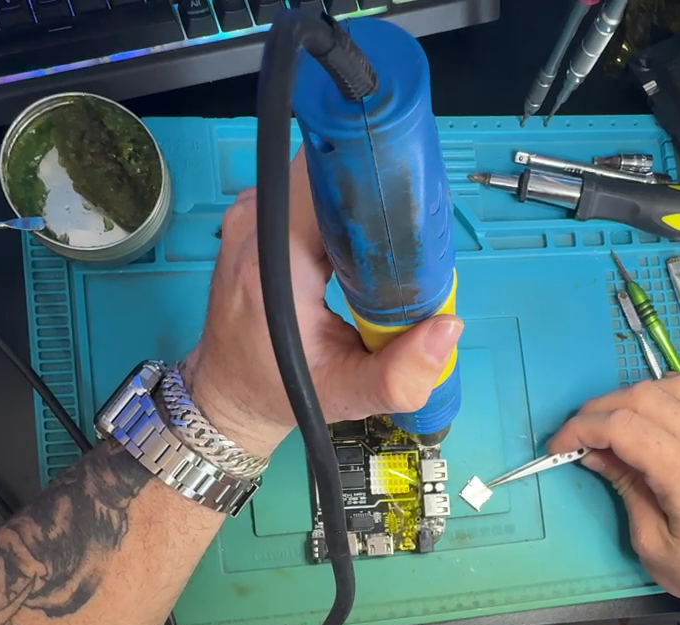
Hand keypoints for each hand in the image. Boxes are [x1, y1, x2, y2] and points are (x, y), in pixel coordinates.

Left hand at [180, 154, 464, 457]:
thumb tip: (449, 328)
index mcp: (275, 262)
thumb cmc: (281, 392)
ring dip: (355, 203)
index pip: (328, 180)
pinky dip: (334, 212)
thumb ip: (399, 376)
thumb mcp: (347, 395)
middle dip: (372, 194)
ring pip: (315, 178)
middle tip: (407, 235)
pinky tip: (356, 247)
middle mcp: (254, 226)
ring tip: (385, 243)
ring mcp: (250, 217)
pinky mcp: (253, 219)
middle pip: (325, 172)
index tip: (410, 203)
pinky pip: (302, 194)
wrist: (230, 392)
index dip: (373, 180)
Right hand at [548, 373, 679, 624]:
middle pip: (646, 397)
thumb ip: (626, 488)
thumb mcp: (651, 543)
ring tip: (616, 421)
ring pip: (678, 385)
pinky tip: (666, 405)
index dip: (582, 429)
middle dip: (600, 409)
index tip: (559, 447)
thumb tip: (595, 455)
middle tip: (577, 435)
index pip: (624, 426)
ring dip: (637, 395)